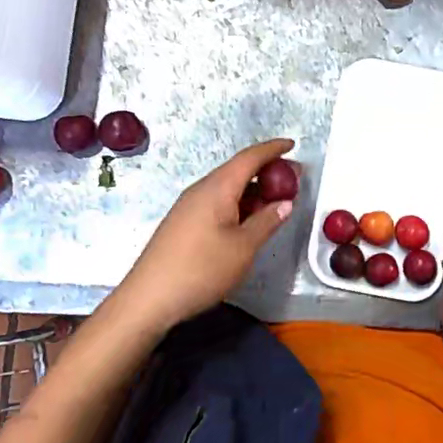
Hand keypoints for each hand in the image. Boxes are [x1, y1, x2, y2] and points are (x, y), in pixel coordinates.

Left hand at [111, 139, 295, 332]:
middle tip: (293, 179)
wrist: (150, 298)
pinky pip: (217, 202)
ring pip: (227, 188)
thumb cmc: (201, 269)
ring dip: (254, 190)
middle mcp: (201, 190)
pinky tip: (249, 220)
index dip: (272, 149)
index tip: (292, 145)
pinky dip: (239, 203)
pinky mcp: (184, 223)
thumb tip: (284, 203)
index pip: (249, 158)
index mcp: (217, 188)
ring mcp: (189, 206)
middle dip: (267, 171)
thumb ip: (267, 221)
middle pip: (237, 170)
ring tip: (277, 201)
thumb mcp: (243, 247)